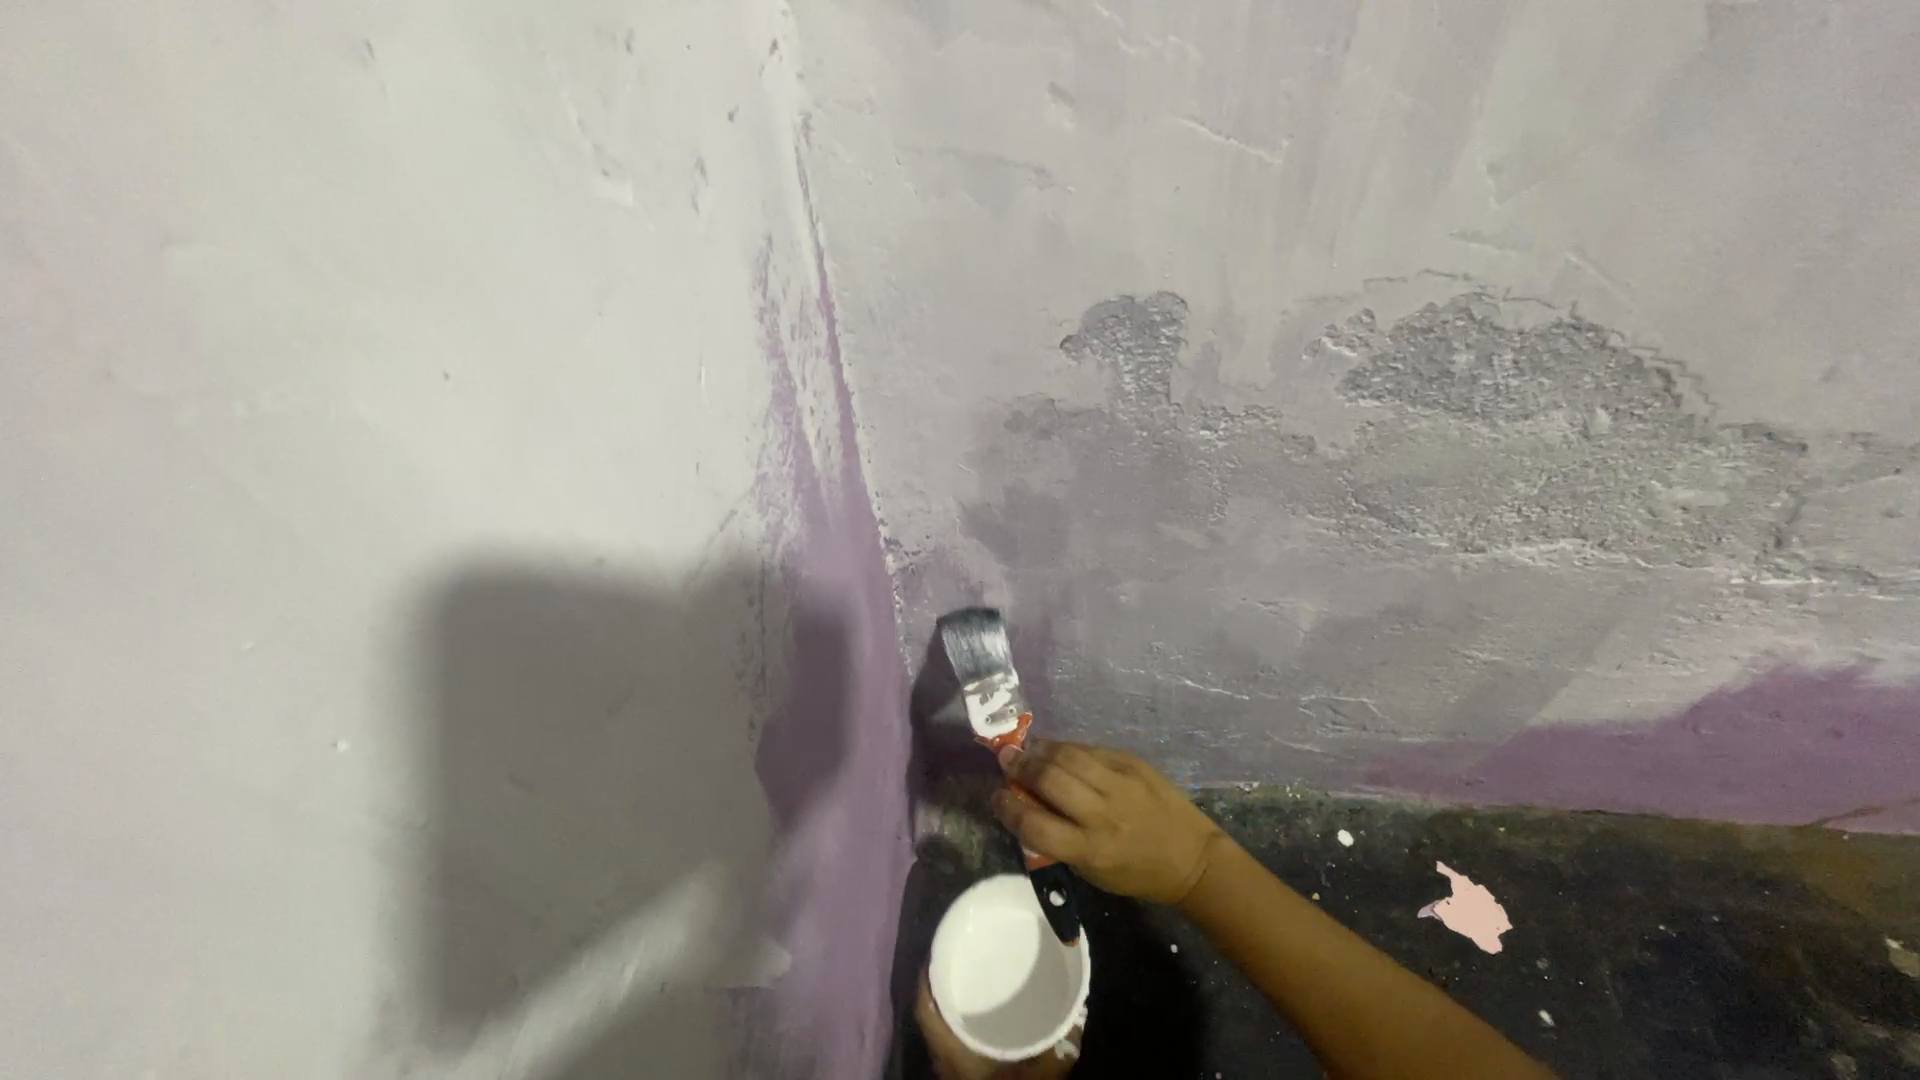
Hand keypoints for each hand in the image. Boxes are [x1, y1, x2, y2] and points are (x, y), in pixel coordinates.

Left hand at [915, 970, 1080, 1079]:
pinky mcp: (961, 1078)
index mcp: (952, 1051)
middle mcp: (944, 1060)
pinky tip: (981, 1019)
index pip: (924, 1008)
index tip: (938, 951)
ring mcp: (950, 1072)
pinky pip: (951, 1044)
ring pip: (940, 1032)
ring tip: (971, 980)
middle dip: (941, 986)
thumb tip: (1079, 1011)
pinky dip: (959, 1027)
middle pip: (930, 1017)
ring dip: (949, 1008)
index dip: (926, 978)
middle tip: (961, 959)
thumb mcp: (1046, 1073)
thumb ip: (1062, 1042)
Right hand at [992, 739, 1226, 904]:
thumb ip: (1059, 839)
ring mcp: (1120, 784)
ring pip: (1069, 756)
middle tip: (1005, 760)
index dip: (1008, 808)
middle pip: (1049, 780)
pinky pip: (1091, 749)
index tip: (996, 796)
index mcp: (1090, 850)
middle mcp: (1103, 815)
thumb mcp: (1093, 871)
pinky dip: (1067, 748)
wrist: (1192, 858)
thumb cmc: (1137, 873)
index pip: (1035, 825)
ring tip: (1026, 749)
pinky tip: (1056, 749)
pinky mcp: (1133, 764)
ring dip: (1040, 750)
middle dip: (1020, 767)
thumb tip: (1026, 802)